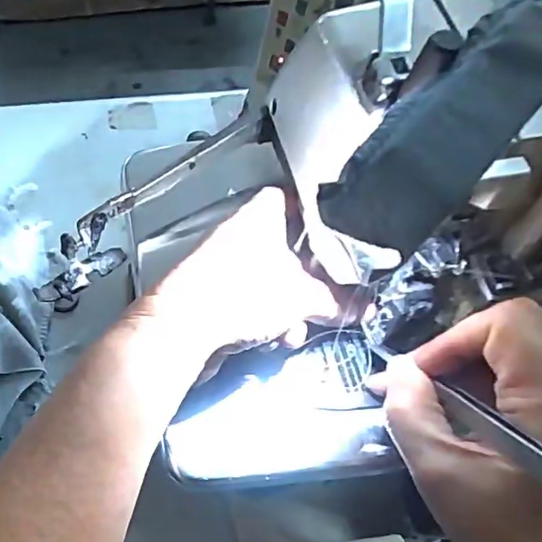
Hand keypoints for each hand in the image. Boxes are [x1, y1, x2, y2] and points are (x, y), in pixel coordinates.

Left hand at [132, 188, 341, 370]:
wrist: (180, 331)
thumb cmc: (237, 294)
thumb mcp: (303, 297)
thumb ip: (338, 300)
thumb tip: (361, 306)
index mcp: (259, 215)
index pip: (297, 201)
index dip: (322, 220)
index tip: (342, 241)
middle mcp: (237, 235)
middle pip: (287, 253)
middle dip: (308, 284)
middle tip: (324, 302)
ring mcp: (221, 267)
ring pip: (269, 285)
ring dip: (286, 311)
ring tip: (289, 330)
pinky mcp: (209, 298)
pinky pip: (247, 306)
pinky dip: (261, 323)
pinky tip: (266, 341)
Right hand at [370, 299, 541, 541]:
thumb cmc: (508, 534)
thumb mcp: (440, 472)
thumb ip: (410, 410)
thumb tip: (399, 371)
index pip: (506, 322)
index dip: (451, 340)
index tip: (418, 379)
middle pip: (523, 330)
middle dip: (464, 353)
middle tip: (426, 392)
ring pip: (539, 347)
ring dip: (487, 367)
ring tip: (453, 407)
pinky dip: (514, 383)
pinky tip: (490, 420)